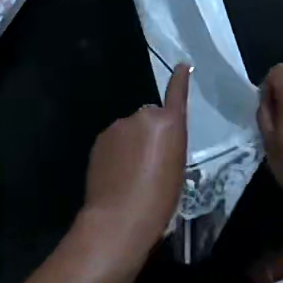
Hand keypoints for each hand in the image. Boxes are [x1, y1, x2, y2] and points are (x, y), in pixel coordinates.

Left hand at [79, 64, 189, 257]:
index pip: (176, 94)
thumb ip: (169, 144)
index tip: (183, 65)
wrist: (120, 217)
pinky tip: (117, 175)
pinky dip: (117, 153)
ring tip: (134, 173)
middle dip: (151, 133)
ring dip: (133, 144)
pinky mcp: (99, 140)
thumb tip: (157, 142)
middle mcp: (143, 116)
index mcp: (169, 123)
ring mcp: (117, 127)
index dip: (180, 79)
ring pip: (130, 131)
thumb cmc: (161, 197)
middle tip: (153, 161)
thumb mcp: (177, 166)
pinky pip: (114, 142)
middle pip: (150, 118)